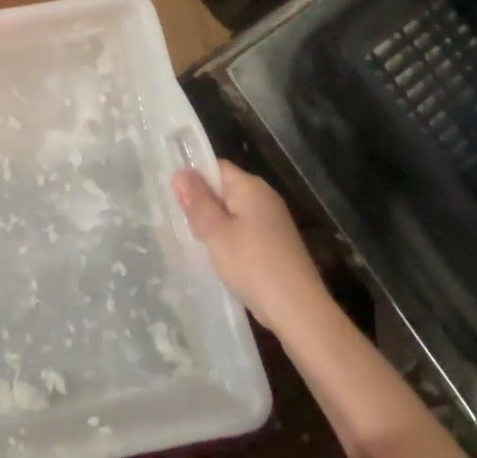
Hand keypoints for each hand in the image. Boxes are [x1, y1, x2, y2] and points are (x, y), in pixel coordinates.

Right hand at [173, 161, 326, 326]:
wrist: (297, 309)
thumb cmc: (251, 264)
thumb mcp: (215, 230)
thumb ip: (197, 200)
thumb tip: (181, 172)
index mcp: (250, 187)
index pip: (216, 167)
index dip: (195, 180)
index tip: (179, 203)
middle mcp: (265, 197)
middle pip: (225, 190)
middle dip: (204, 206)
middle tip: (190, 229)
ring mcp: (274, 221)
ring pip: (234, 213)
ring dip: (216, 226)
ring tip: (205, 247)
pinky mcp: (278, 243)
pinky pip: (246, 231)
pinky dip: (232, 240)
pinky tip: (225, 261)